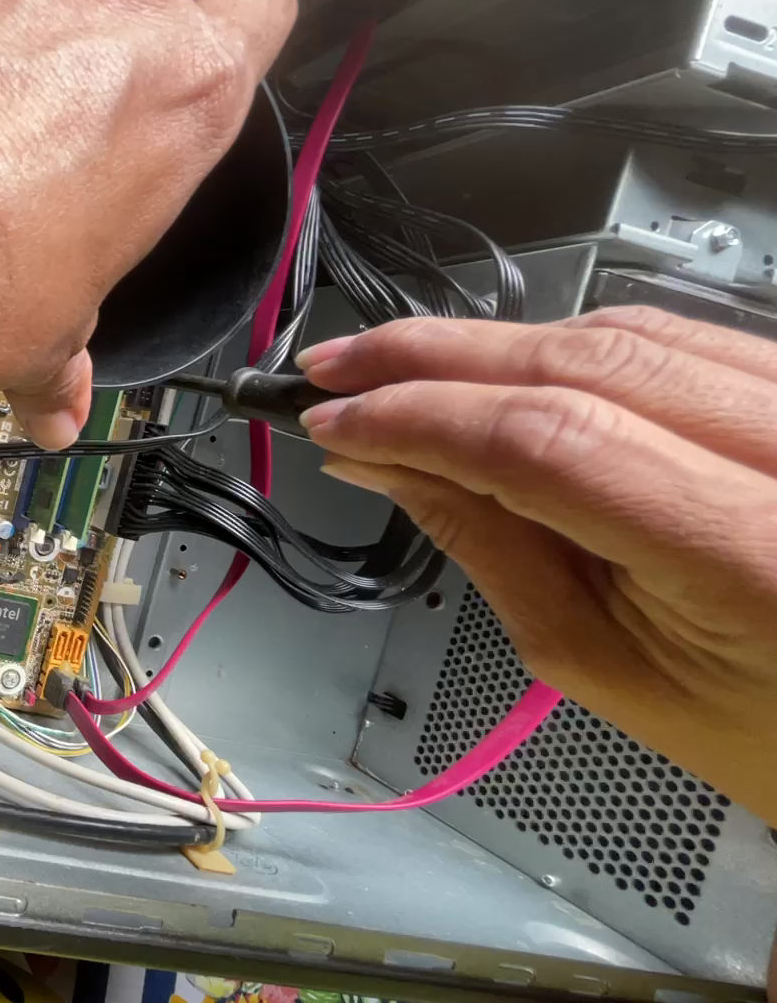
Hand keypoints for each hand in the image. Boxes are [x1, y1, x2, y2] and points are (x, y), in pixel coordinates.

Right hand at [296, 307, 776, 816]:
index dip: (414, 419)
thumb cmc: (752, 727)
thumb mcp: (587, 654)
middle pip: (581, 363)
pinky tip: (485, 364)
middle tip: (328, 367)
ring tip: (386, 364)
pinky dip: (554, 343)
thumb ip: (478, 539)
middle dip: (427, 356)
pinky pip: (672, 337)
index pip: (543, 443)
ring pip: (622, 334)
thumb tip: (374, 462)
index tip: (327, 421)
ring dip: (479, 343)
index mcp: (757, 560)